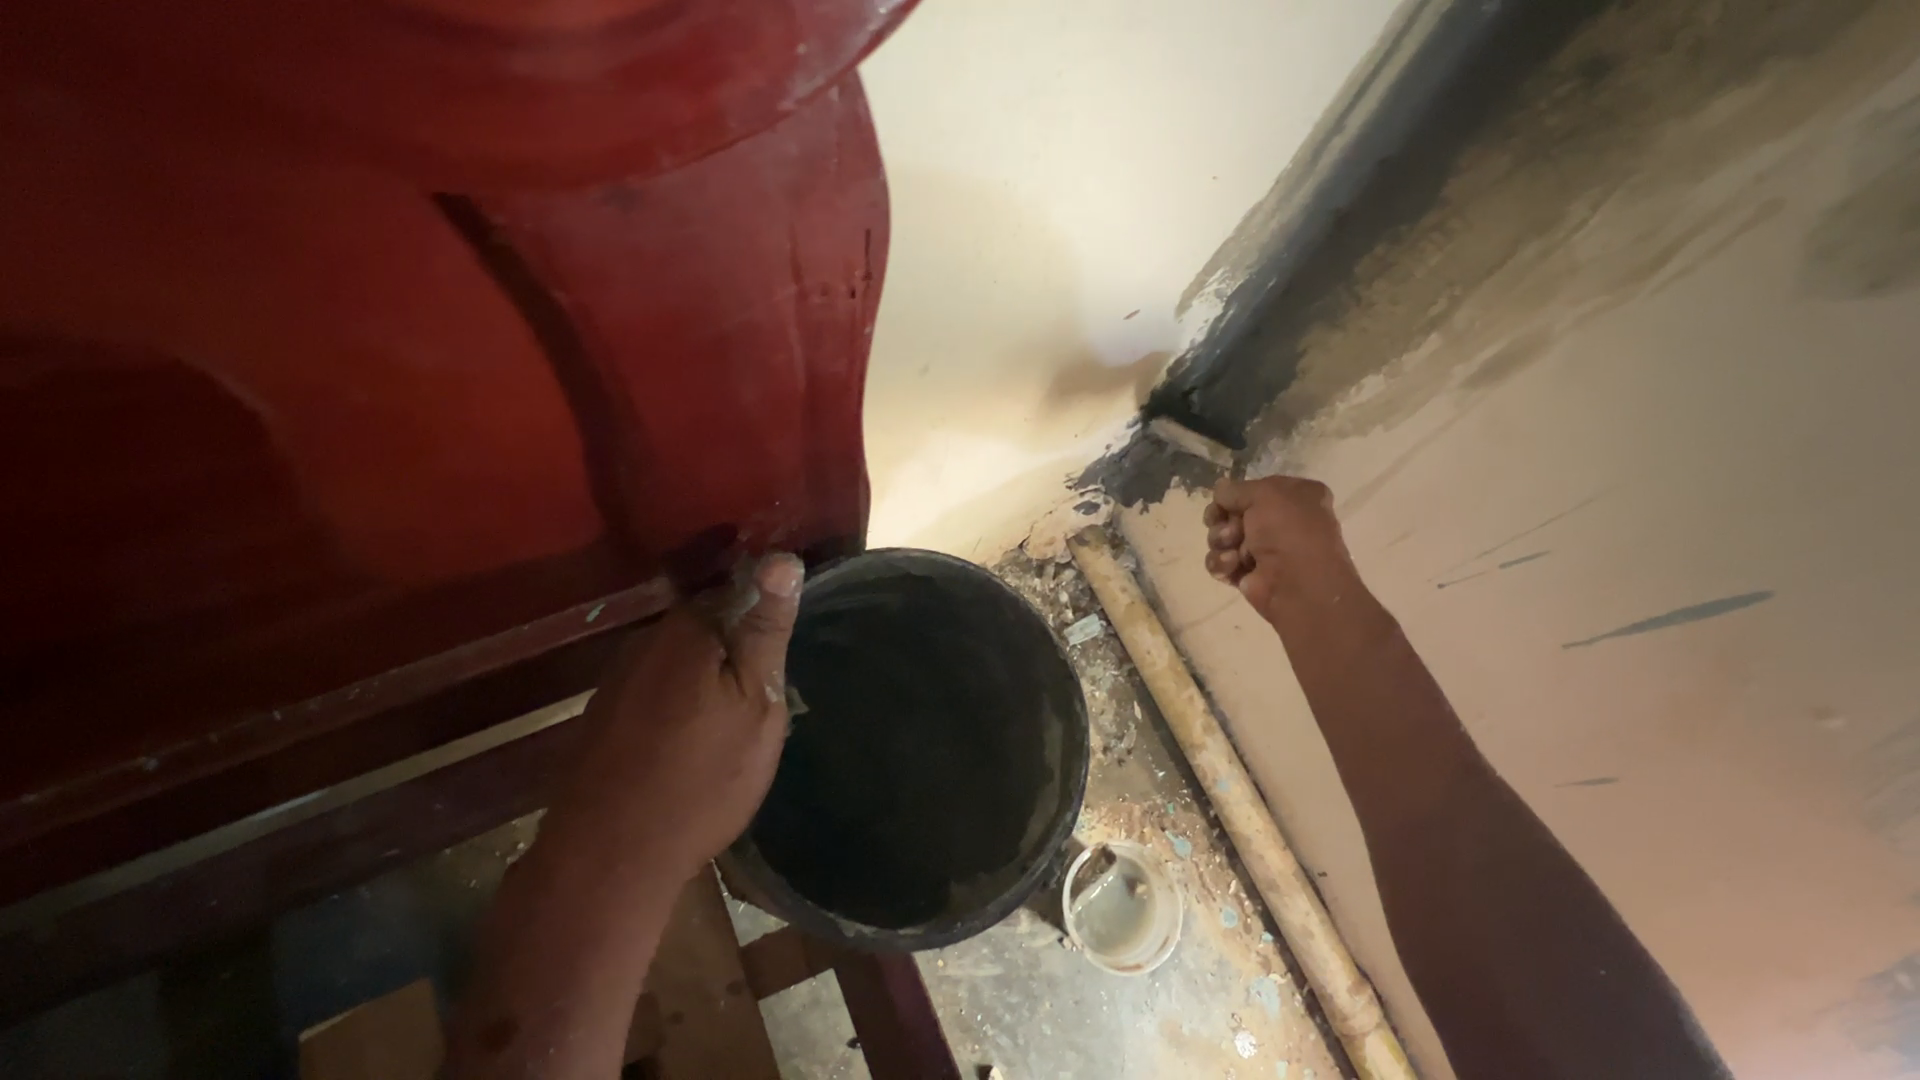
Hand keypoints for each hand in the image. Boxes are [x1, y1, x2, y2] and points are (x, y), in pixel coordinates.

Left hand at [546, 553, 803, 875]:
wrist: (607, 859)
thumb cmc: (700, 780)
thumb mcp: (754, 705)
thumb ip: (764, 631)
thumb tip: (781, 558)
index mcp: (687, 629)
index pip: (739, 591)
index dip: (767, 616)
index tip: (785, 653)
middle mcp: (645, 641)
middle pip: (707, 626)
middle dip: (737, 650)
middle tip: (765, 699)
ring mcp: (617, 679)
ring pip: (680, 662)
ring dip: (707, 681)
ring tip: (731, 728)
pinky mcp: (603, 716)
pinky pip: (656, 691)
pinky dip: (679, 707)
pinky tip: (690, 746)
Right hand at [1204, 476, 1356, 614]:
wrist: (1298, 585)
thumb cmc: (1288, 531)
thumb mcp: (1264, 494)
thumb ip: (1236, 489)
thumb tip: (1220, 487)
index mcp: (1296, 497)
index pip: (1254, 488)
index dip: (1236, 495)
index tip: (1225, 500)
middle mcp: (1282, 521)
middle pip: (1232, 512)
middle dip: (1223, 519)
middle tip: (1230, 528)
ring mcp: (1264, 549)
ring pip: (1222, 537)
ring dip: (1221, 541)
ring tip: (1234, 552)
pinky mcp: (1248, 573)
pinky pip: (1221, 562)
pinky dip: (1222, 563)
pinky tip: (1233, 565)